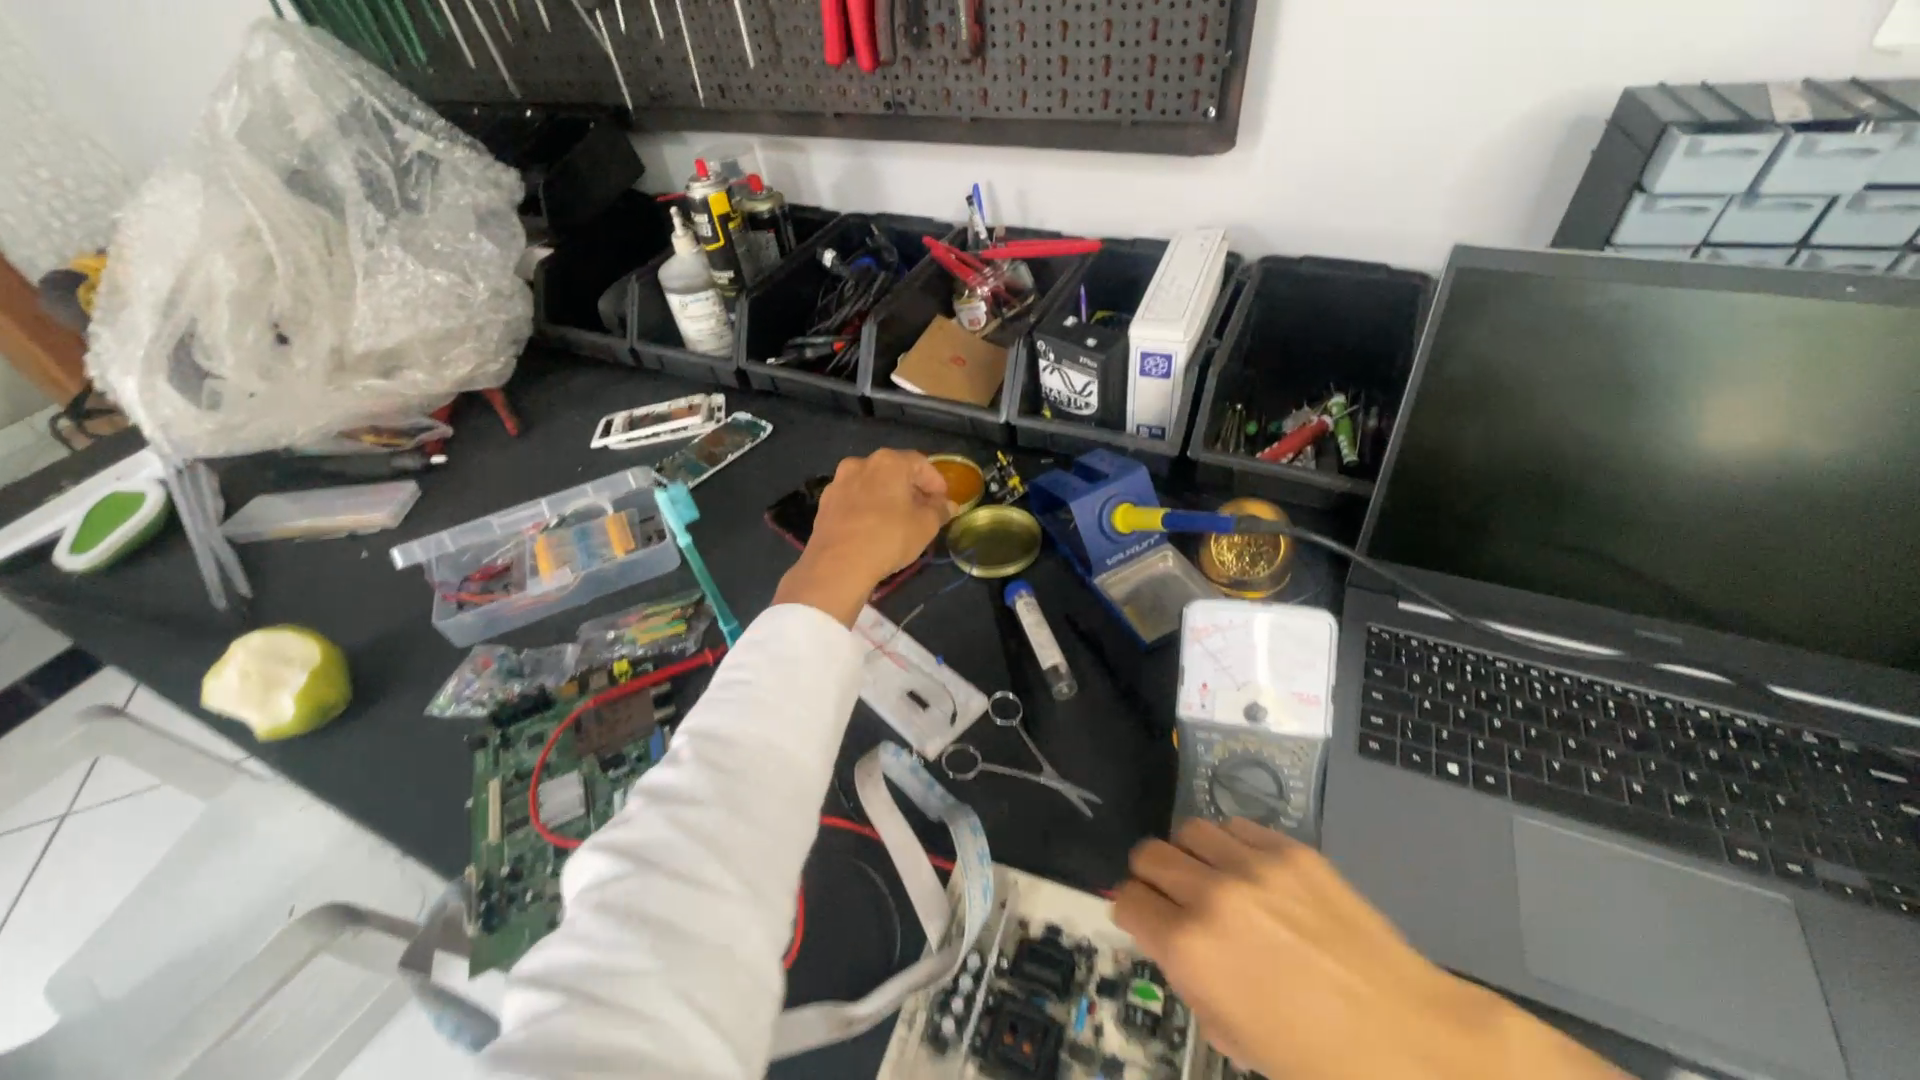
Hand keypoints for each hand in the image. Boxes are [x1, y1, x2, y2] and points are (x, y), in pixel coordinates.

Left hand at [773, 449, 949, 625]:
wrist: (837, 565)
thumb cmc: (889, 538)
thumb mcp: (925, 526)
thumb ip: (939, 510)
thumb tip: (948, 505)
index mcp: (888, 462)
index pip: (920, 463)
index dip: (935, 482)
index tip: (943, 500)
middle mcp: (860, 464)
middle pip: (893, 471)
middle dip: (910, 488)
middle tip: (923, 510)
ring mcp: (838, 483)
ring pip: (871, 485)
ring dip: (887, 497)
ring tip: (898, 520)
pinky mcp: (824, 504)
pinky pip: (854, 500)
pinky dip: (867, 508)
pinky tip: (873, 527)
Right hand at [1113, 818, 1626, 1079]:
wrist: (1402, 1033)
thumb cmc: (1308, 1054)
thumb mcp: (1224, 1030)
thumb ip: (1185, 974)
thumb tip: (1169, 936)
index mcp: (1188, 948)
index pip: (1126, 900)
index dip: (1132, 912)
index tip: (1146, 921)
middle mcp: (1211, 894)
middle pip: (1149, 855)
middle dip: (1152, 879)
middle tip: (1174, 900)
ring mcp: (1254, 865)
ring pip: (1189, 830)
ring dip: (1190, 855)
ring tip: (1213, 879)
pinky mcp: (1292, 848)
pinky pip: (1237, 826)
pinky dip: (1232, 846)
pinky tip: (1251, 874)